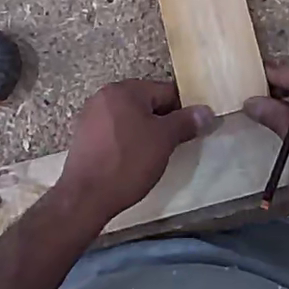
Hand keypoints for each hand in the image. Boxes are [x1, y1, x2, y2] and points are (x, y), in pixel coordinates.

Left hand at [53, 80, 215, 226]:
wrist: (84, 199)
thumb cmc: (128, 162)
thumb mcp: (165, 140)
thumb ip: (187, 121)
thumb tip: (206, 112)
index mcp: (125, 90)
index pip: (166, 91)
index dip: (183, 110)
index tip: (190, 130)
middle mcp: (105, 96)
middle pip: (147, 102)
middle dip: (163, 121)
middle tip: (174, 144)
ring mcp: (90, 116)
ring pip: (131, 117)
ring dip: (145, 131)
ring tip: (153, 154)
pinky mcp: (83, 137)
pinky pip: (115, 131)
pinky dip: (127, 140)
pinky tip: (132, 159)